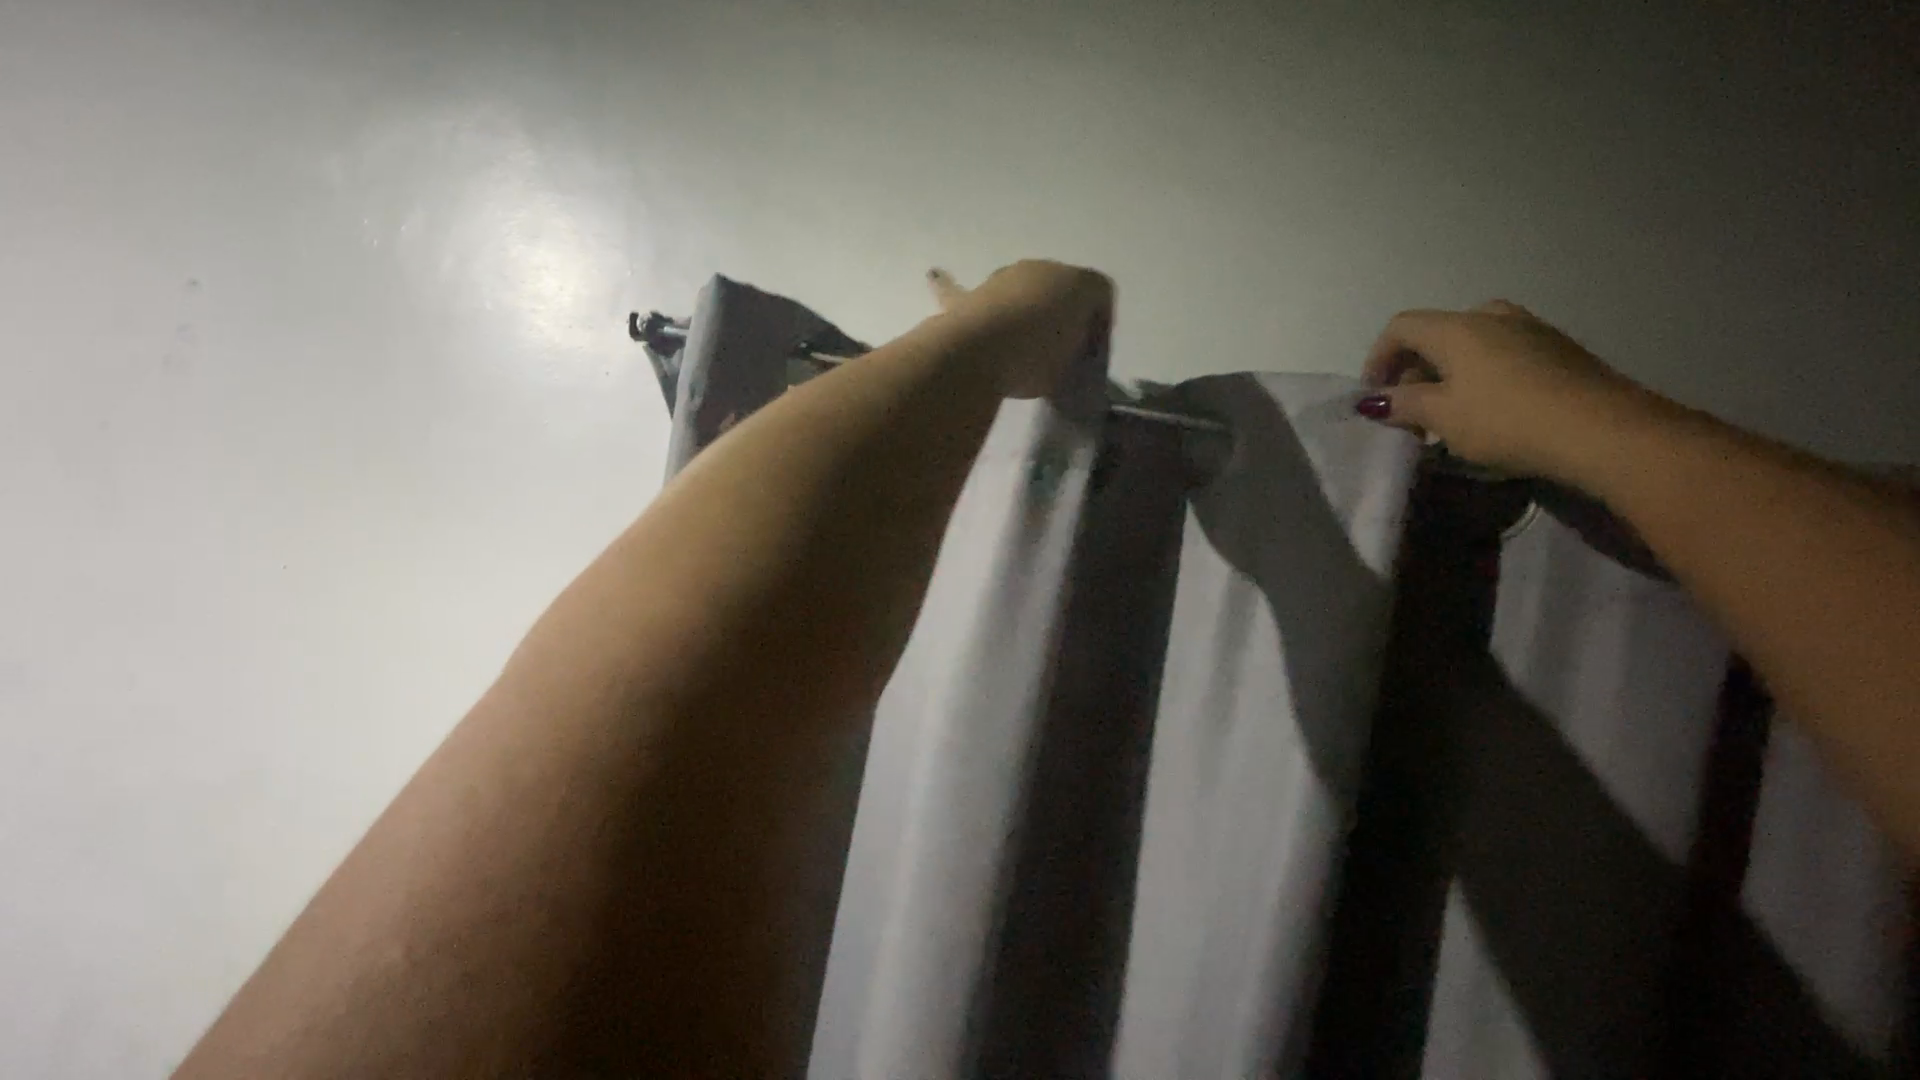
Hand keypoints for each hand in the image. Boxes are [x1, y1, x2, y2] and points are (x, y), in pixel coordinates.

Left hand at [926, 260, 1114, 398]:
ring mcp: (1001, 280)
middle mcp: (1040, 270)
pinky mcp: (968, 297)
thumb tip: (1059, 358)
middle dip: (1060, 315)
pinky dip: (948, 284)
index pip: (1099, 295)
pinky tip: (935, 274)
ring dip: (1022, 309)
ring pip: (1017, 290)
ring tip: (1020, 342)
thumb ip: (1071, 357)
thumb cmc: (1038, 357)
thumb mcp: (1072, 365)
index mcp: (1077, 282)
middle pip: (1058, 290)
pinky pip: (956, 287)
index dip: (1099, 326)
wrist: (984, 351)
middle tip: (1058, 352)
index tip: (1090, 356)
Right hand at [1357, 301, 1665, 481]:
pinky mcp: (1559, 350)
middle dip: (1412, 371)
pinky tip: (1488, 411)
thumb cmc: (1506, 420)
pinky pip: (1502, 354)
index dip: (1377, 359)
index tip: (1374, 397)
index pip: (1400, 327)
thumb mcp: (1442, 417)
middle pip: (1436, 334)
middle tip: (1407, 413)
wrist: (1604, 431)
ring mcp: (1531, 329)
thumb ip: (1402, 404)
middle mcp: (1492, 316)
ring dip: (1447, 374)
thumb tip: (1374, 401)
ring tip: (1446, 413)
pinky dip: (1480, 376)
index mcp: (1457, 327)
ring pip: (1471, 344)